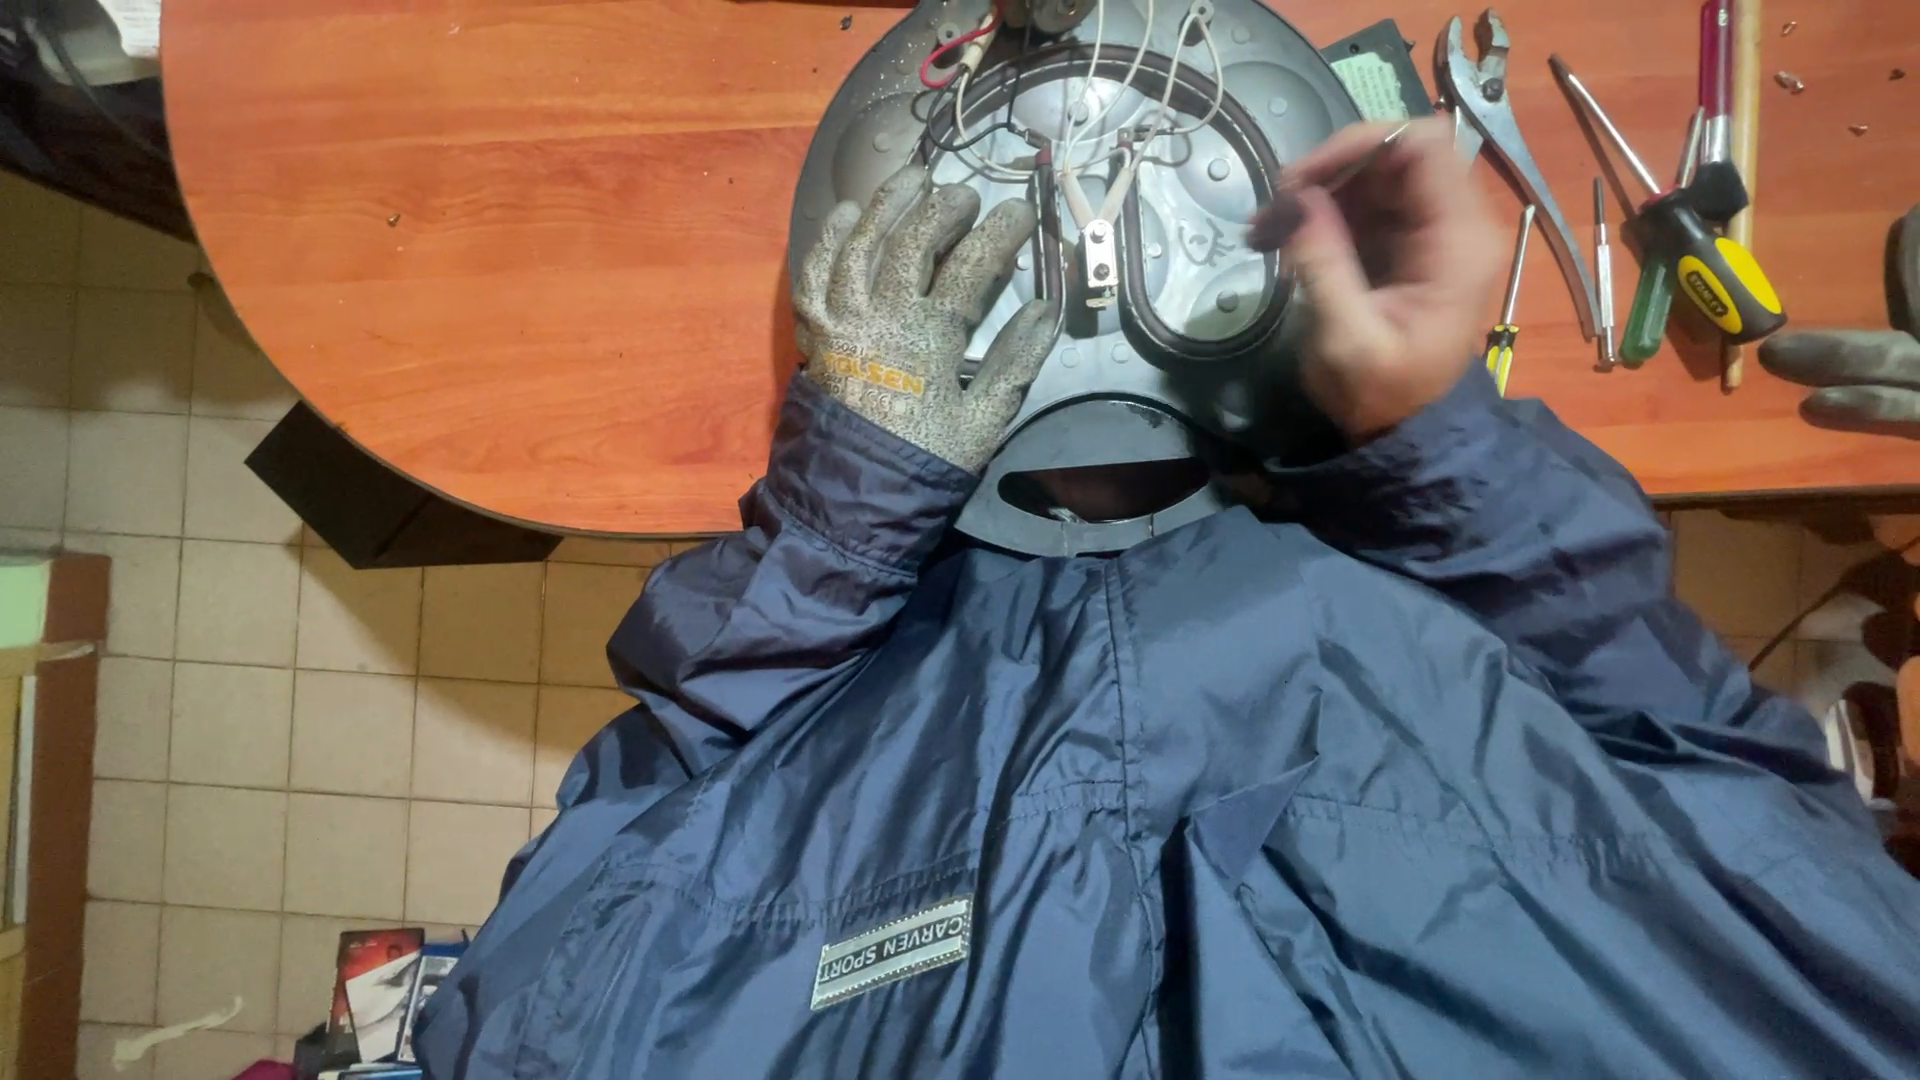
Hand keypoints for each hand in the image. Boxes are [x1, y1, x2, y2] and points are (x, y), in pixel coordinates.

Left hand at [795, 164, 1060, 471]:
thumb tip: (1045, 310)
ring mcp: (841, 320)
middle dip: (943, 209)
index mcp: (928, 338)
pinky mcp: (816, 333)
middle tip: (965, 196)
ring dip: (887, 206)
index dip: (998, 234)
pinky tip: (848, 215)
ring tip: (912, 180)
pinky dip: (828, 239)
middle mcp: (880, 316)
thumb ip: (1015, 363)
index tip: (1019, 212)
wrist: (858, 495)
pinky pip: (814, 273)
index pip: (970, 267)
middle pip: (911, 243)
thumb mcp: (984, 420)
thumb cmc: (926, 459)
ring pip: (860, 245)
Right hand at [1249, 118, 1502, 441]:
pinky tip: (1281, 241)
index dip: (1357, 146)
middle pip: (1392, 157)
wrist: (1399, 430)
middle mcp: (1450, 223)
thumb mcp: (1345, 337)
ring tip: (1264, 233)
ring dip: (1314, 196)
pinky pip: (1360, 208)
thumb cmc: (1380, 393)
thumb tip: (1293, 199)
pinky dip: (1317, 216)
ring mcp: (1424, 233)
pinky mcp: (1399, 247)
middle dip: (1325, 174)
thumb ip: (1322, 264)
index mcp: (1456, 240)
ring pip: (1370, 179)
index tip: (1296, 182)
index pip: (1421, 146)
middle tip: (1269, 213)